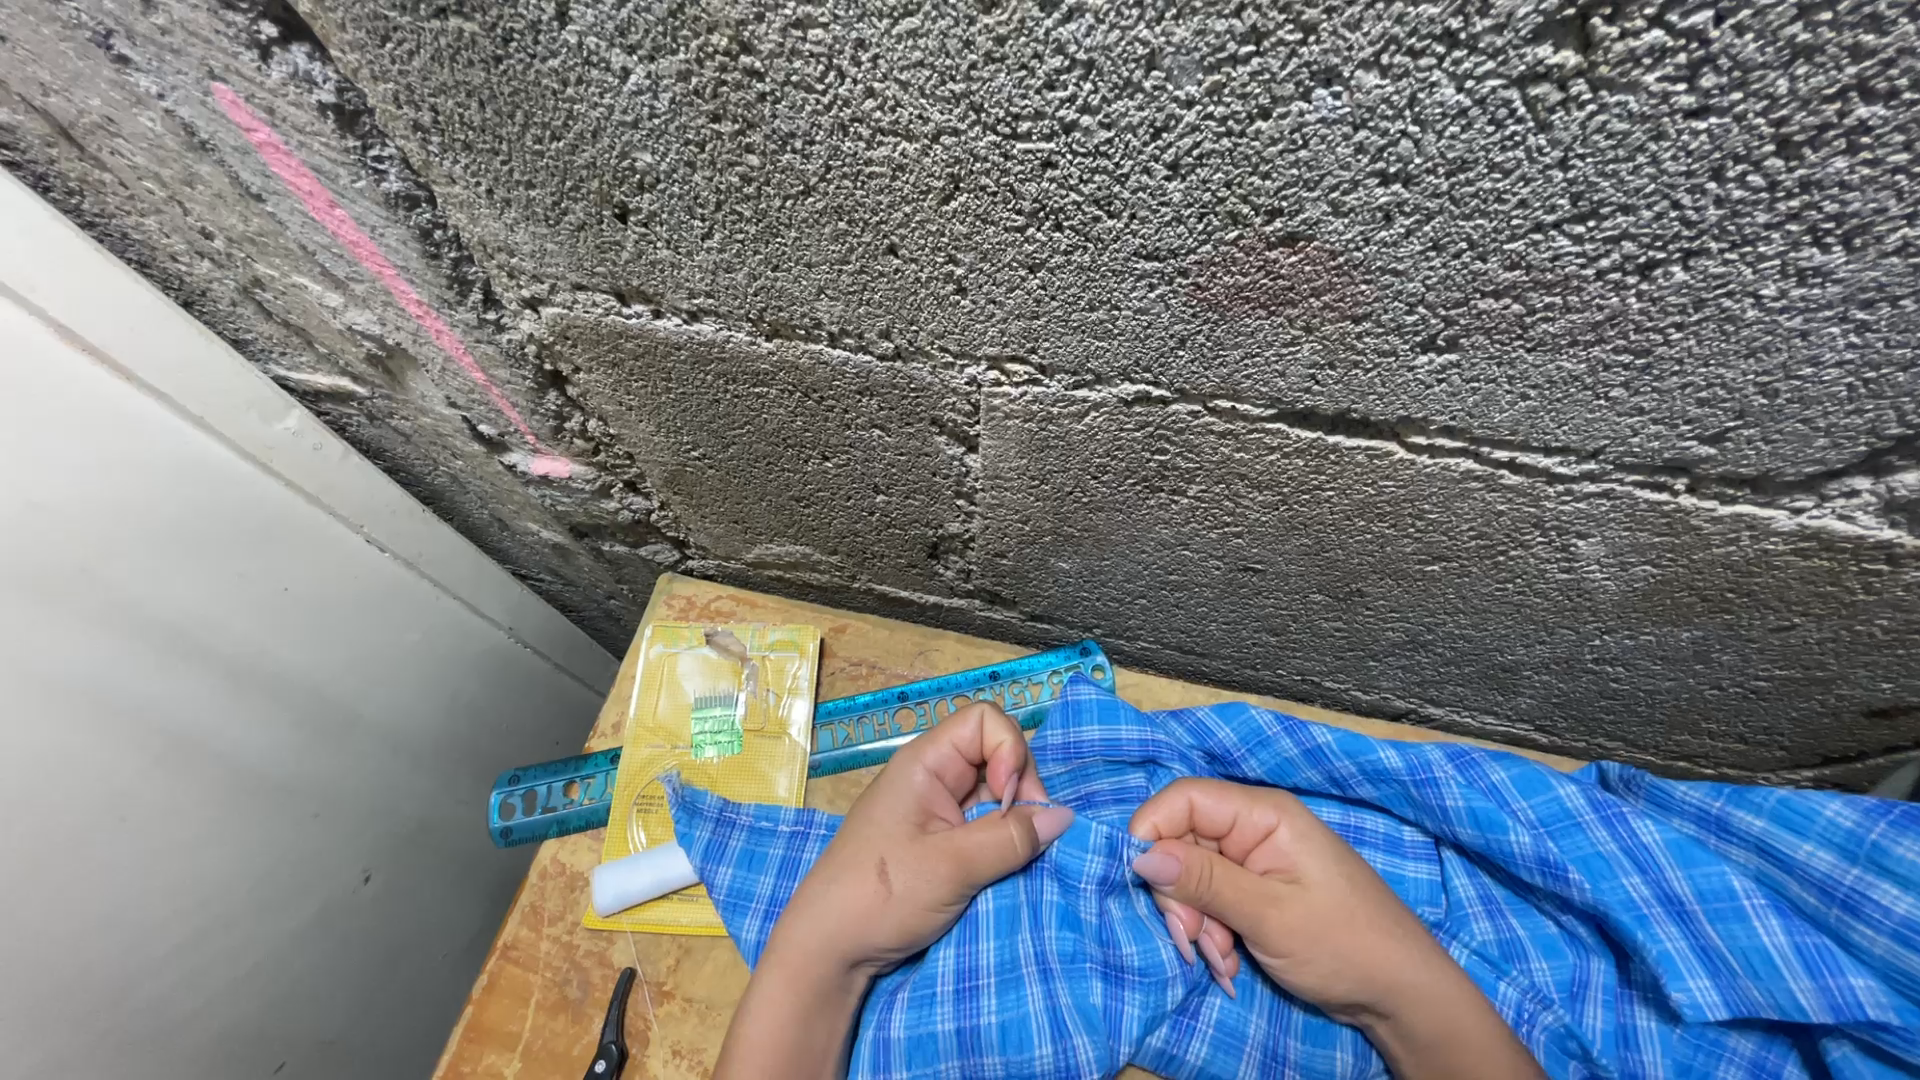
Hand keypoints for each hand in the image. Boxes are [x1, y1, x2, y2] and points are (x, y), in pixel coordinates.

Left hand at [716, 702, 1074, 1078]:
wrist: (829, 951)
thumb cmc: (881, 895)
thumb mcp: (951, 866)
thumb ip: (1010, 837)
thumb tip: (1064, 816)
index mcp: (925, 762)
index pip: (985, 721)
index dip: (1010, 750)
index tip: (1011, 799)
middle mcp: (933, 776)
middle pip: (996, 754)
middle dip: (1021, 789)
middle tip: (1026, 837)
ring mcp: (937, 809)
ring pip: (995, 792)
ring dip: (1014, 820)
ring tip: (1017, 858)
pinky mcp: (940, 840)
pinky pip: (984, 822)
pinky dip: (1002, 841)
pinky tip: (1007, 867)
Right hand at [1129, 778, 1542, 1079]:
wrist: (1405, 998)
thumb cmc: (1344, 945)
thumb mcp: (1269, 915)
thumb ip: (1203, 881)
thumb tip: (1140, 857)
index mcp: (1261, 813)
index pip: (1183, 799)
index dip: (1152, 832)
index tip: (1142, 882)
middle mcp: (1253, 827)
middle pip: (1182, 841)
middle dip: (1178, 894)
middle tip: (1191, 942)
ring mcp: (1255, 859)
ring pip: (1191, 874)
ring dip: (1194, 922)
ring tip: (1220, 961)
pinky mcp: (1256, 889)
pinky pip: (1211, 898)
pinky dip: (1210, 932)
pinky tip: (1228, 963)